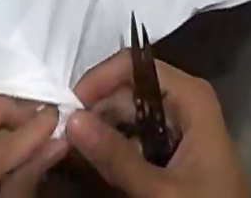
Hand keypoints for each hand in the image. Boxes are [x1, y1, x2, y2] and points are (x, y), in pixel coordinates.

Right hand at [66, 51, 249, 197]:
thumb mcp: (160, 191)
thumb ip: (116, 157)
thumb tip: (72, 120)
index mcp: (189, 95)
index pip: (135, 66)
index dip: (99, 79)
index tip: (68, 107)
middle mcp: (183, 99)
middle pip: (129, 89)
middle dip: (96, 108)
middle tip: (61, 134)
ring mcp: (178, 123)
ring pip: (129, 113)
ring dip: (101, 129)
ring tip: (70, 148)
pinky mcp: (172, 148)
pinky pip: (136, 136)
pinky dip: (114, 146)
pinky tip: (91, 161)